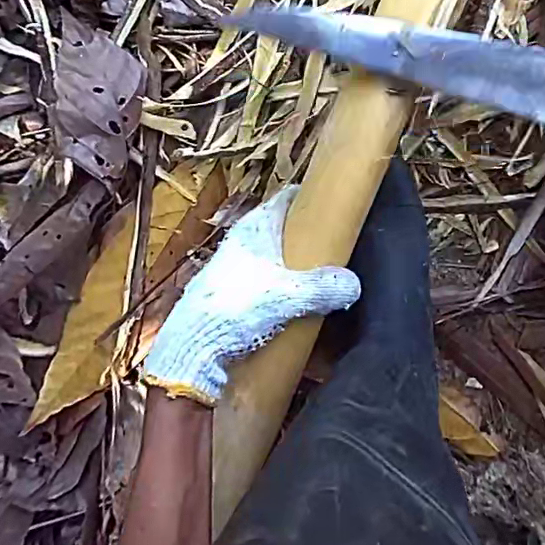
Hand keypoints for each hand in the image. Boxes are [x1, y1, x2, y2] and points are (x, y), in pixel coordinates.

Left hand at [141, 186, 359, 403]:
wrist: (191, 347)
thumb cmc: (237, 307)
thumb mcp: (288, 296)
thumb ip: (323, 287)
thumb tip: (353, 284)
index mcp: (256, 226)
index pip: (286, 199)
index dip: (309, 197)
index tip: (332, 202)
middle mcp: (241, 238)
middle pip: (279, 225)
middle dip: (302, 232)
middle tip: (331, 242)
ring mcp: (230, 264)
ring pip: (267, 252)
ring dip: (287, 260)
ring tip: (314, 275)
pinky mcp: (224, 289)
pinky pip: (257, 276)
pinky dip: (273, 282)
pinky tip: (285, 302)